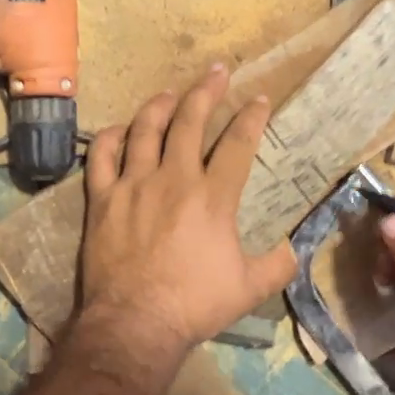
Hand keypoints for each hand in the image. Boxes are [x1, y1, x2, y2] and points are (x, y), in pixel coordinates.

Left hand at [78, 65, 297, 356]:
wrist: (136, 322)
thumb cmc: (195, 305)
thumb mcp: (249, 288)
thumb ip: (277, 265)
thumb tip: (293, 250)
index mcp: (213, 197)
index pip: (237, 144)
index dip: (251, 117)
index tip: (259, 99)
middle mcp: (174, 179)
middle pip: (190, 122)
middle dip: (207, 91)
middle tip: (216, 72)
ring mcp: (134, 185)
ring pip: (145, 130)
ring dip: (159, 106)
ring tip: (169, 93)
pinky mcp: (102, 198)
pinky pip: (101, 156)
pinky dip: (110, 137)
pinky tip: (119, 131)